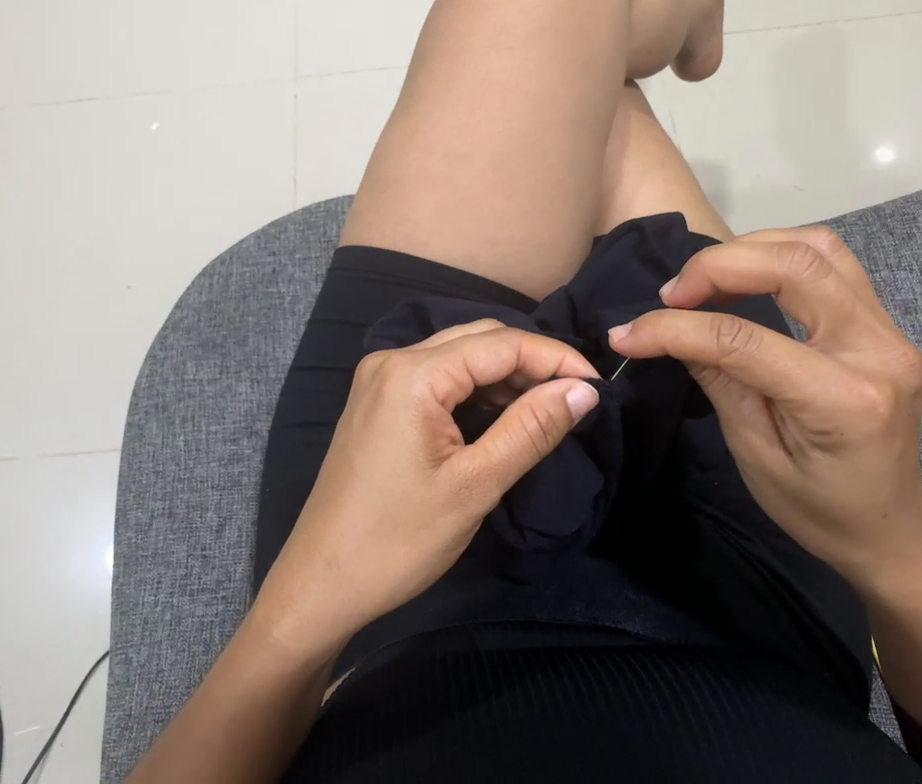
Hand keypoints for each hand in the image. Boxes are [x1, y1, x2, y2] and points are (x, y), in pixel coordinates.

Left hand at [252, 319, 600, 660]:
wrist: (322, 582)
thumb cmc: (398, 540)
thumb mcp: (475, 485)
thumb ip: (531, 429)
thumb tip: (583, 390)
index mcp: (412, 374)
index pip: (500, 343)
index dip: (555, 358)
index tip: (599, 386)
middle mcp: (391, 361)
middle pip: (478, 340)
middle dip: (532, 362)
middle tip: (577, 398)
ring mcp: (380, 381)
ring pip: (458, 357)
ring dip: (505, 375)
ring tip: (548, 409)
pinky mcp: (378, 403)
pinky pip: (437, 378)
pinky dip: (475, 390)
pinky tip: (502, 415)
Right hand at [608, 228, 921, 593]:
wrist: (889, 528)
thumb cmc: (818, 508)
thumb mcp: (754, 452)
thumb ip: (717, 379)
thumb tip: (661, 330)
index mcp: (843, 401)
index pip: (745, 339)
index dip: (676, 328)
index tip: (629, 333)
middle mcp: (878, 351)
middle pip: (794, 266)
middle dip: (718, 265)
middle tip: (673, 294)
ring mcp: (889, 331)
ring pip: (817, 248)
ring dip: (750, 249)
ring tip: (705, 280)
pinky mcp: (884, 324)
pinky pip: (832, 262)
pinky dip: (778, 256)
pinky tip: (745, 277)